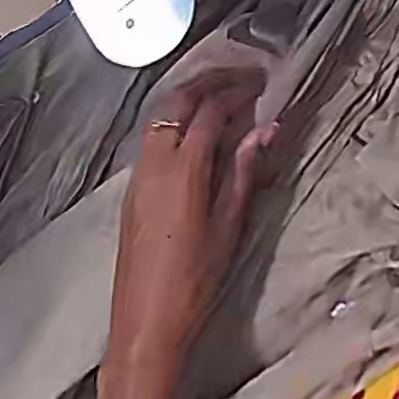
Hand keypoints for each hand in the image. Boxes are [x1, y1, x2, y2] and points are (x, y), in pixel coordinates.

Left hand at [106, 67, 275, 370]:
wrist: (144, 323)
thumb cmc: (194, 280)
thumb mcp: (228, 225)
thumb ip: (243, 170)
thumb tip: (266, 129)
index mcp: (182, 169)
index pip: (210, 112)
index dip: (236, 92)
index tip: (259, 85)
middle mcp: (154, 160)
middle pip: (179, 99)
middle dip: (211, 80)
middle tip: (240, 76)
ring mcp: (138, 171)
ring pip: (162, 113)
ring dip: (191, 94)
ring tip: (221, 92)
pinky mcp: (132, 184)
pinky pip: (153, 133)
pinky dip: (176, 116)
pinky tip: (195, 125)